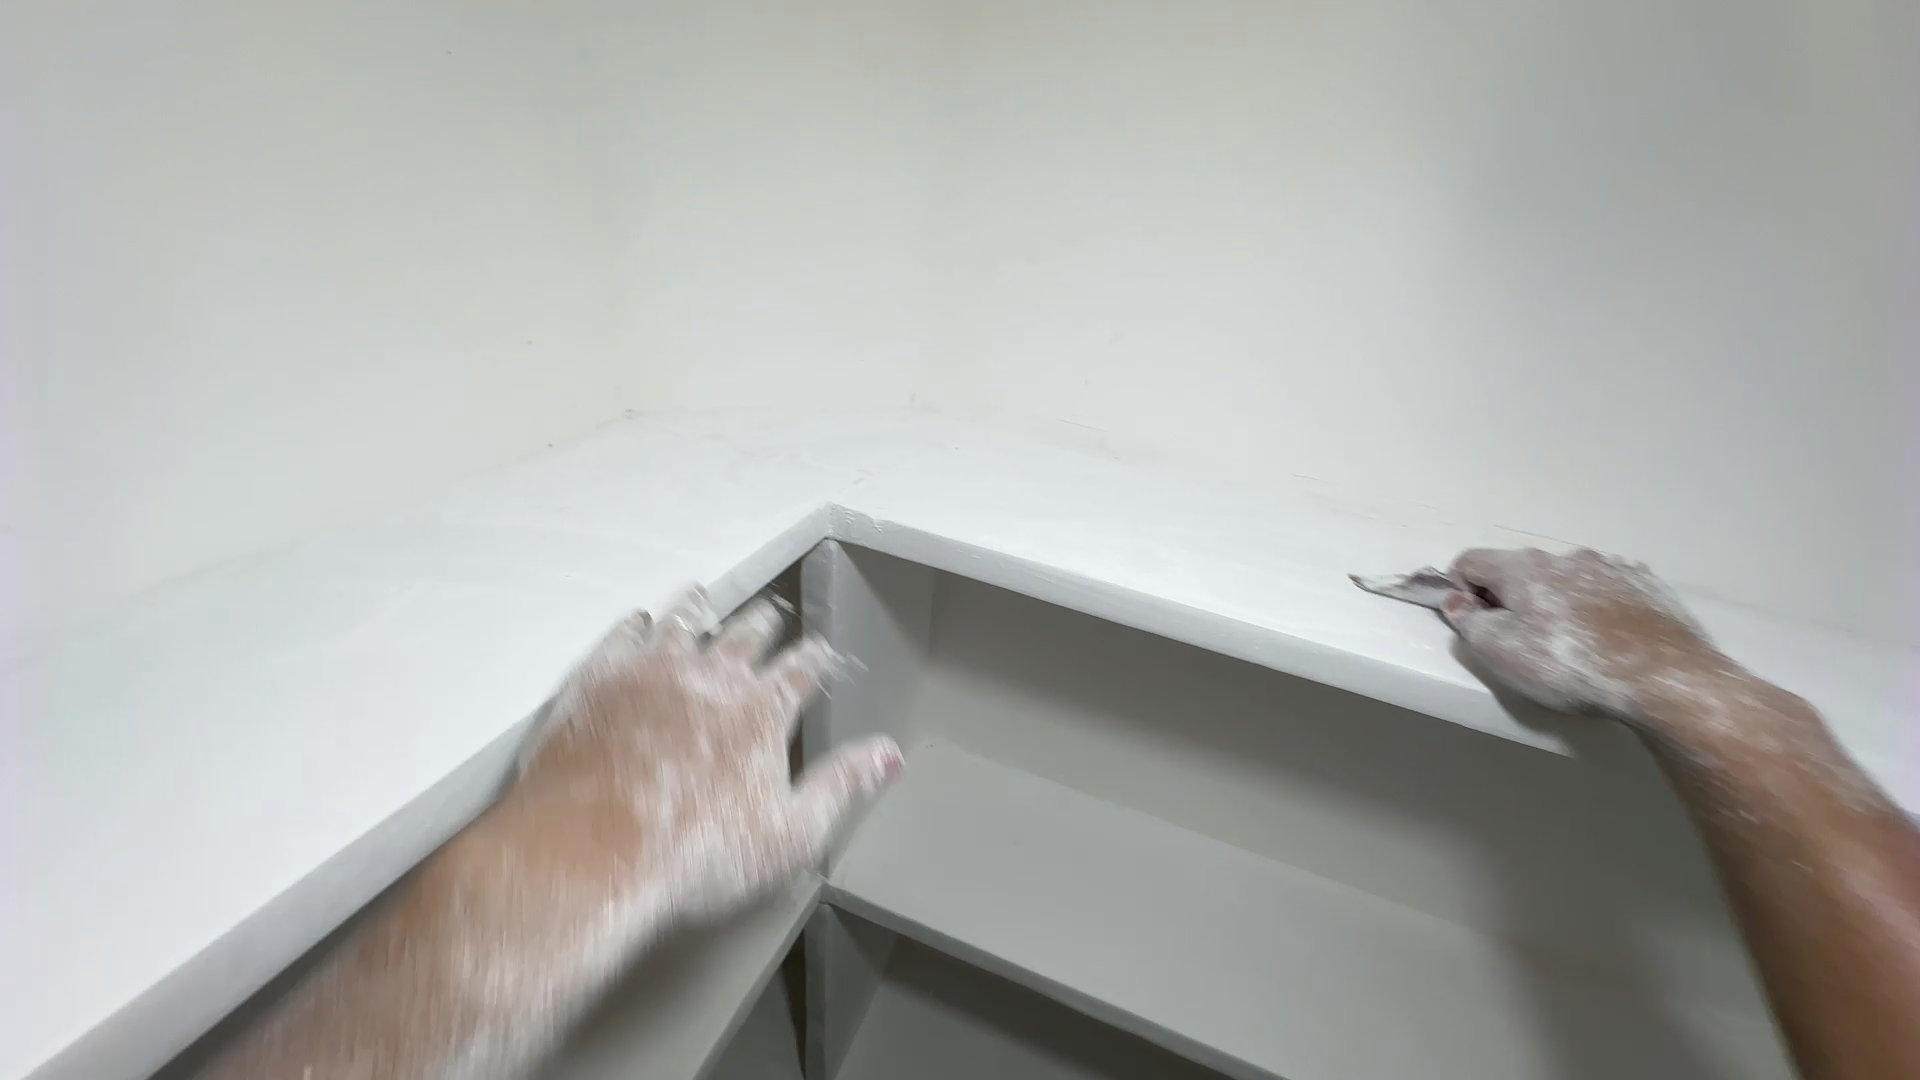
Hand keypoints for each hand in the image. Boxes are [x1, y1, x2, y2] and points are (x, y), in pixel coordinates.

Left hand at [517, 588, 901, 923]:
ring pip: (684, 621)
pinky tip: (638, 621)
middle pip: (746, 634)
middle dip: (763, 623)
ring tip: (704, 594)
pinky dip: (635, 625)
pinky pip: (623, 637)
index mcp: (762, 709)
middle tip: (769, 615)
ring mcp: (652, 671)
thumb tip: (891, 753)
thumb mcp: (791, 834)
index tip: (820, 650)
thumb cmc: (698, 853)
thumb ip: (842, 785)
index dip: (815, 658)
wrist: (589, 858)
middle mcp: (713, 675)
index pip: (802, 668)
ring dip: (699, 607)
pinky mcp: (600, 679)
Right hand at [1441, 547, 1734, 725]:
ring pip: (1562, 580)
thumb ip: (1466, 619)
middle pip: (1517, 571)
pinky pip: (1603, 590)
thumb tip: (1456, 601)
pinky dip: (1593, 608)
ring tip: (1567, 642)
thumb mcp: (1495, 649)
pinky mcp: (1649, 587)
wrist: (1667, 681)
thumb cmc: (1565, 664)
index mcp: (1521, 566)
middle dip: (1509, 598)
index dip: (1460, 590)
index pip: (1469, 561)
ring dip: (1552, 602)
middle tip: (1518, 640)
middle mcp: (1564, 557)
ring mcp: (1612, 568)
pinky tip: (1604, 638)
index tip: (1473, 623)